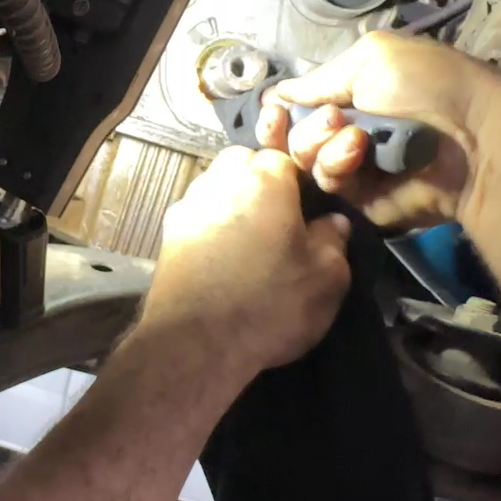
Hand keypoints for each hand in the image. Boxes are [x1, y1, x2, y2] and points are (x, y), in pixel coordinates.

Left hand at [137, 147, 352, 375]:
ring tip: (252, 245)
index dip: (299, 183)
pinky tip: (224, 259)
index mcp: (261, 180)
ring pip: (215, 189)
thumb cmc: (268, 304)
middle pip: (242, 166)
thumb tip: (331, 222)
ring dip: (233, 205)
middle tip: (281, 224)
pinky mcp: (167, 234)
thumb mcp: (326, 277)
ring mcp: (186, 207)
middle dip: (260, 186)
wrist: (195, 342)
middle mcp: (217, 182)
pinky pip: (197, 217)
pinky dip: (211, 228)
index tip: (308, 212)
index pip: (283, 158)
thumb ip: (333, 240)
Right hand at [256, 31, 497, 228]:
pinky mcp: (362, 202)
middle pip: (291, 142)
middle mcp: (344, 136)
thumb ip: (318, 78)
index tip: (274, 110)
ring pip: (305, 166)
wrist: (475, 134)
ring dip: (321, 148)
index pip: (293, 112)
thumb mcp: (372, 58)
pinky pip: (328, 189)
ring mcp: (353, 171)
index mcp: (347, 99)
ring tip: (356, 139)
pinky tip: (358, 155)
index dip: (277, 113)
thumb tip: (277, 93)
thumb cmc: (428, 86)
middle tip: (332, 121)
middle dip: (302, 130)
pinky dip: (337, 170)